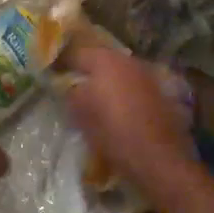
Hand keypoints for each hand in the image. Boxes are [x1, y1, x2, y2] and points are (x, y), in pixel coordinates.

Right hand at [61, 47, 213, 212]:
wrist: (160, 160)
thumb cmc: (114, 132)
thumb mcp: (81, 114)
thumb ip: (70, 92)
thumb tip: (66, 84)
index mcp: (103, 59)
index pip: (74, 53)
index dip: (61, 63)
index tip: (52, 73)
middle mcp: (126, 59)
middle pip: (99, 59)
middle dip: (87, 70)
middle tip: (75, 84)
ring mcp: (146, 74)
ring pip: (119, 71)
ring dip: (108, 81)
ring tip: (98, 98)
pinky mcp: (161, 92)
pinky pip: (134, 85)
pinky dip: (125, 92)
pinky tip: (121, 109)